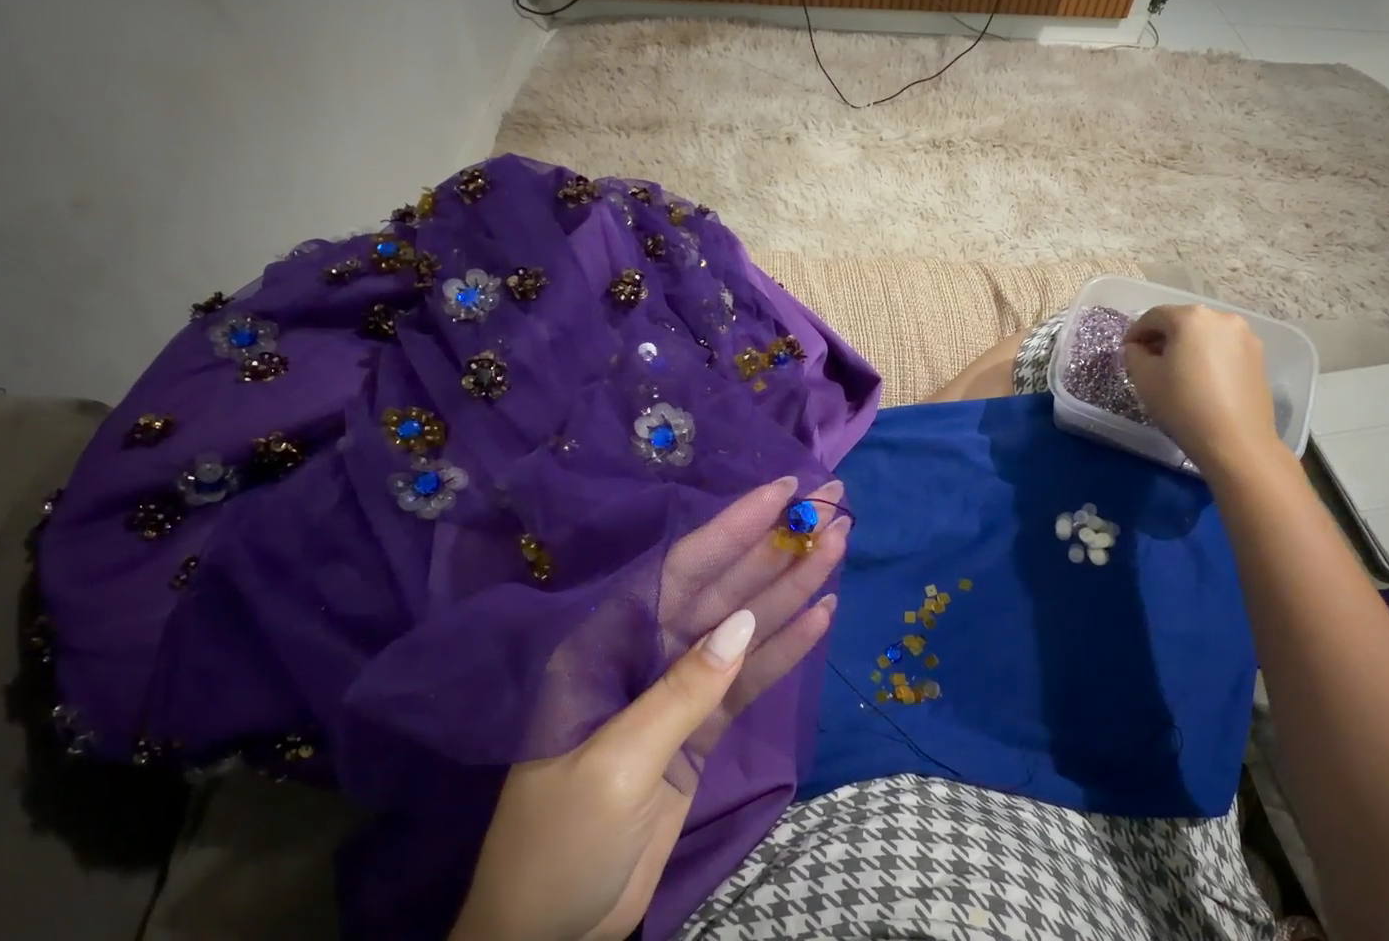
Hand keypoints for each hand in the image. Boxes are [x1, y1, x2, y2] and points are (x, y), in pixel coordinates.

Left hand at [449, 477, 846, 940]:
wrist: (548, 927)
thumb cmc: (561, 843)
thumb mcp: (616, 766)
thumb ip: (682, 692)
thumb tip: (743, 624)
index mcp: (605, 647)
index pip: (679, 571)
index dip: (734, 526)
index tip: (784, 490)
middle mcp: (642, 655)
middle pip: (719, 589)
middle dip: (774, 546)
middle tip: (832, 506)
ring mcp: (676, 692)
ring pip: (742, 628)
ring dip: (791, 589)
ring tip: (840, 547)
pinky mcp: (698, 731)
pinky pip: (748, 682)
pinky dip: (786, 651)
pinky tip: (823, 615)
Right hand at [1123, 304, 1280, 471]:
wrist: (1235, 440)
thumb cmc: (1183, 404)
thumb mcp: (1144, 378)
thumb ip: (1134, 354)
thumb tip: (1138, 348)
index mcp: (1191, 318)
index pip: (1153, 316)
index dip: (1135, 333)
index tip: (1126, 352)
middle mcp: (1222, 318)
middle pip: (1182, 322)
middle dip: (1162, 338)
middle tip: (1148, 361)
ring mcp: (1245, 336)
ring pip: (1205, 335)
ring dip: (1186, 347)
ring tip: (1175, 372)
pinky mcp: (1258, 357)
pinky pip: (1223, 348)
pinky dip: (1207, 357)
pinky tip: (1200, 380)